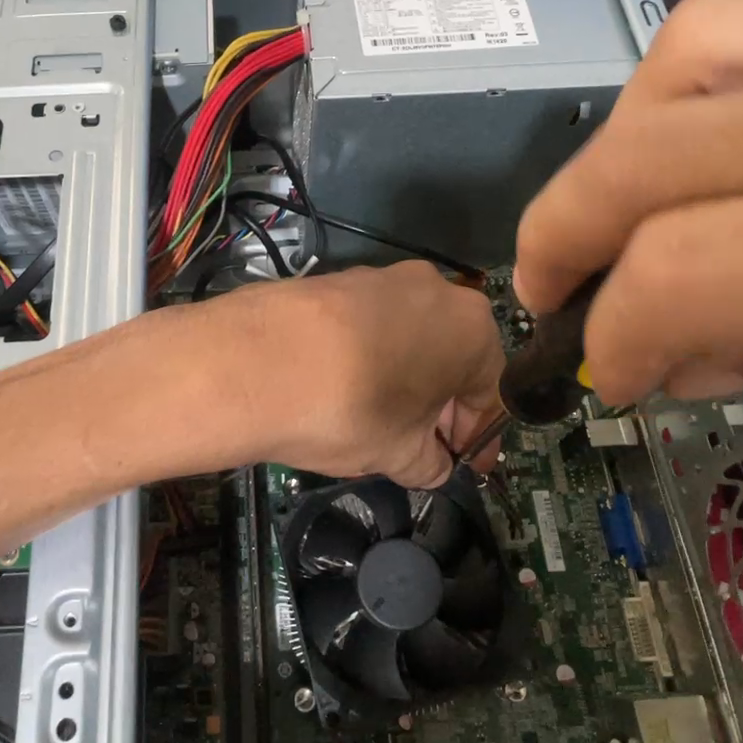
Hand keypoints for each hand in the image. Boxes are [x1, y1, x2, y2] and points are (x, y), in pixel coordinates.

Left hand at [197, 262, 504, 487]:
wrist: (251, 361)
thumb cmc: (350, 409)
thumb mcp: (399, 453)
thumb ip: (430, 462)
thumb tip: (434, 465)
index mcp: (470, 326)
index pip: (492, 390)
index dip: (481, 436)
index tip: (469, 464)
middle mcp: (434, 288)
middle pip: (452, 355)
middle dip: (443, 406)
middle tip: (426, 448)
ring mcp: (380, 277)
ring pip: (410, 336)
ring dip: (406, 380)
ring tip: (381, 422)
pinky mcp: (334, 279)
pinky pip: (370, 324)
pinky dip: (370, 356)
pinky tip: (344, 388)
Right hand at [516, 0, 742, 534]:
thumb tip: (670, 350)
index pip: (702, 261)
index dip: (617, 333)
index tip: (609, 382)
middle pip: (666, 143)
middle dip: (566, 231)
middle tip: (554, 302)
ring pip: (701, 51)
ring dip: (622, 150)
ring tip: (627, 224)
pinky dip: (693, 97)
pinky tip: (711, 163)